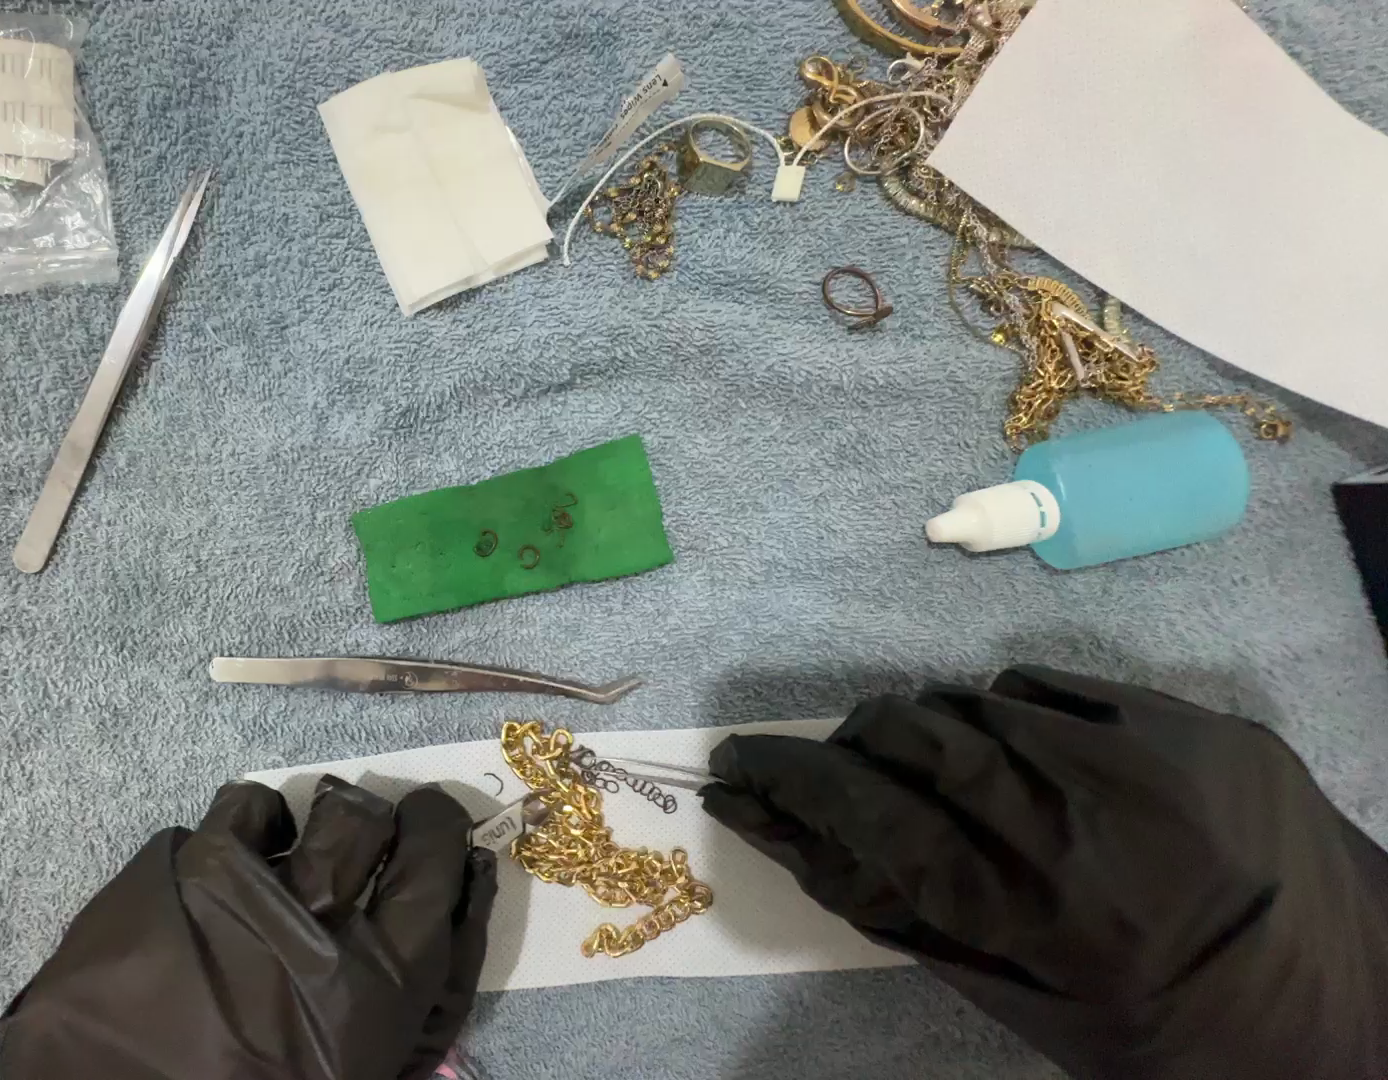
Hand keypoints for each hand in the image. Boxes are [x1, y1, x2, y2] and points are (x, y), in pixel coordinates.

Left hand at [0, 777, 496, 1079]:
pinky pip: (245, 804)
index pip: (434, 864)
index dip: (438, 826)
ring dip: (322, 822)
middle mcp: (318, 933)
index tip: (429, 818)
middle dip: (376, 822)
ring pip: (317, 808)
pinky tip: (244, 855)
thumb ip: (441, 979)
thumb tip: (473, 869)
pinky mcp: (184, 878)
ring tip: (300, 852)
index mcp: (377, 993)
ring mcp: (246, 897)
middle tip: (360, 843)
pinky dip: (257, 818)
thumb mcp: (380, 1060)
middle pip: (371, 824)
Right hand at [701, 666, 1387, 1079]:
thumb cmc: (1144, 1026)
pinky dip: (1005, 710)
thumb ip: (870, 896)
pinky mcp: (1196, 724)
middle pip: (907, 732)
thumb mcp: (994, 985)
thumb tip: (762, 822)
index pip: (863, 809)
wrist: (1360, 1025)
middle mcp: (1086, 826)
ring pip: (963, 699)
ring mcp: (1150, 761)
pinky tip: (1036, 756)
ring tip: (959, 775)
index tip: (736, 762)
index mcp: (1032, 911)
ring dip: (928, 732)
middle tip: (847, 762)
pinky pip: (1037, 681)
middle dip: (853, 742)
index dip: (784, 776)